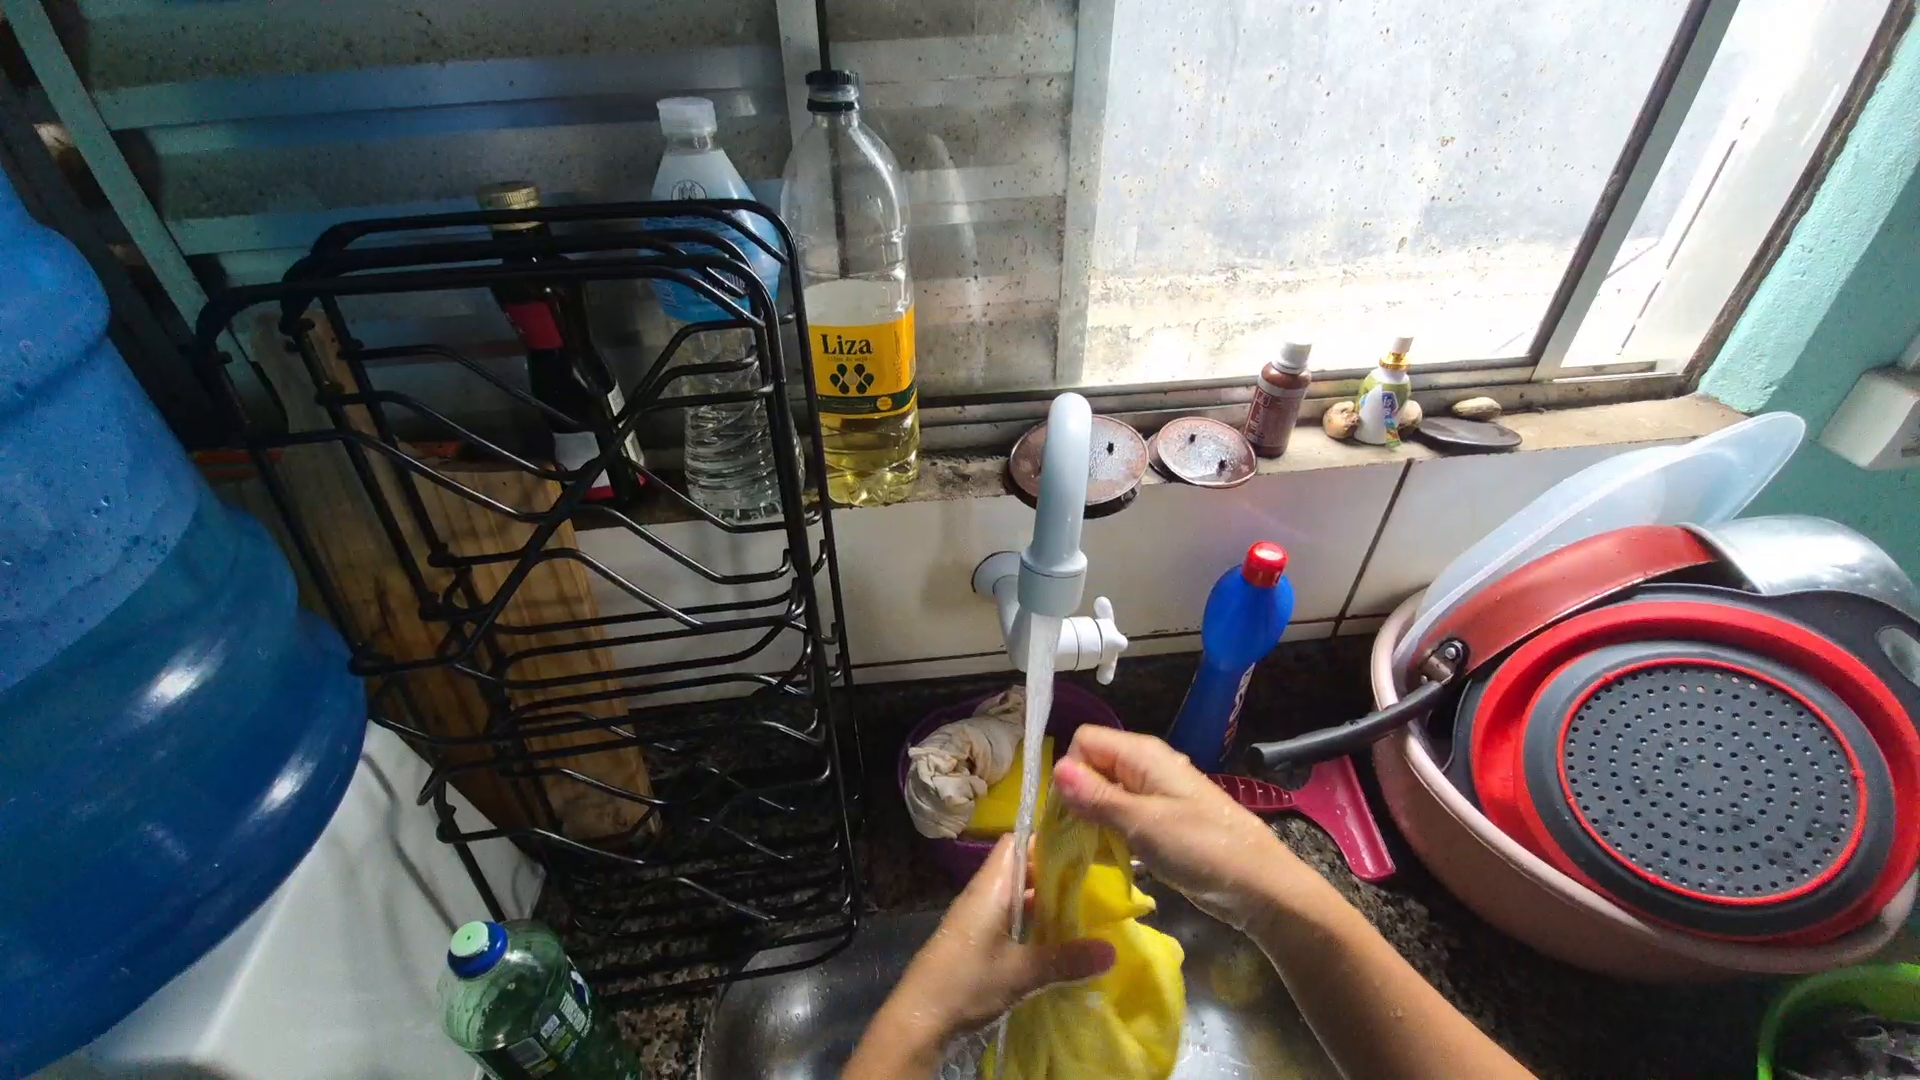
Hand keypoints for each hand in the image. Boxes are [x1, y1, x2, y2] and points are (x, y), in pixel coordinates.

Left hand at [894, 834, 1117, 1036]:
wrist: (919, 1018)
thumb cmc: (967, 982)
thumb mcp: (1021, 973)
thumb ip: (1065, 960)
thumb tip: (1112, 951)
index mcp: (992, 887)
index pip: (1017, 843)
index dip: (1045, 839)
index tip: (1079, 846)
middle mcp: (983, 893)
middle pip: (1019, 868)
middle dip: (1052, 872)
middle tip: (1090, 882)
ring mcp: (977, 916)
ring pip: (1014, 894)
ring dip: (1042, 900)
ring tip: (1080, 910)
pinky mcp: (975, 937)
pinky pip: (1007, 915)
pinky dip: (1030, 920)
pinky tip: (1052, 939)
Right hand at [1053, 726, 1333, 930]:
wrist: (1261, 886)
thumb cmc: (1202, 848)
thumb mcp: (1143, 824)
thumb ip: (1097, 797)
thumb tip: (1056, 769)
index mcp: (1142, 754)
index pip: (1084, 741)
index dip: (1070, 770)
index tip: (1068, 811)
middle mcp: (1145, 765)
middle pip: (1093, 765)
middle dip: (1077, 796)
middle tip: (1073, 837)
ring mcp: (1154, 793)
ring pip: (1105, 792)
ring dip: (1092, 818)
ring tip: (1088, 851)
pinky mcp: (1161, 819)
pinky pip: (1122, 814)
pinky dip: (1111, 831)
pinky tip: (1110, 857)